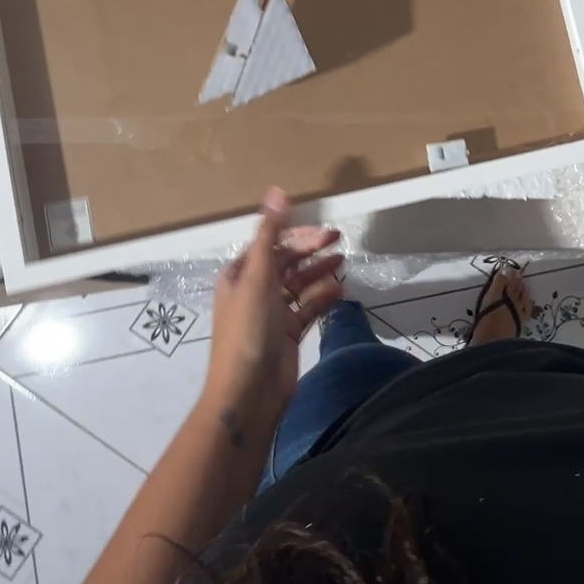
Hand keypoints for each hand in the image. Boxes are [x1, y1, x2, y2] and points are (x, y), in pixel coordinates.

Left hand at [204, 188, 345, 417]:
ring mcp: (273, 312)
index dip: (295, 235)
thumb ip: (269, 235)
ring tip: (344, 263)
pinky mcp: (289, 332)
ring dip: (320, 273)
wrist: (249, 392)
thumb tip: (277, 191)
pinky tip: (340, 290)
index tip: (322, 231)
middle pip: (286, 262)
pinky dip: (323, 297)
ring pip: (300, 284)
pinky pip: (309, 307)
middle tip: (339, 240)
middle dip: (311, 251)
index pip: (270, 244)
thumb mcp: (256, 277)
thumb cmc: (247, 330)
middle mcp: (255, 290)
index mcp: (240, 275)